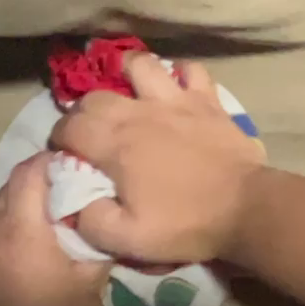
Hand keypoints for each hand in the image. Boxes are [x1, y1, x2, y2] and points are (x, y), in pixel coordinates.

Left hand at [0, 153, 108, 305]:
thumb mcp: (90, 280)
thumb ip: (95, 240)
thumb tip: (103, 215)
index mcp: (21, 229)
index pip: (28, 172)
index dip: (48, 162)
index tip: (68, 165)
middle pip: (9, 191)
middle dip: (34, 189)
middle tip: (60, 199)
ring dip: (16, 220)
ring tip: (39, 239)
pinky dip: (0, 246)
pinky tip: (16, 269)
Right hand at [49, 51, 266, 263]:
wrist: (246, 208)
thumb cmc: (186, 224)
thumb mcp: (127, 240)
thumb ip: (89, 220)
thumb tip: (73, 201)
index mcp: (116, 144)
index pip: (69, 126)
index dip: (59, 138)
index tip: (64, 154)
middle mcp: (141, 112)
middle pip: (96, 95)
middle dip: (82, 111)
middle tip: (89, 131)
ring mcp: (177, 100)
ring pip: (142, 65)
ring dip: (126, 74)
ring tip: (125, 91)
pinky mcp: (208, 100)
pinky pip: (191, 69)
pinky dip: (179, 73)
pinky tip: (174, 87)